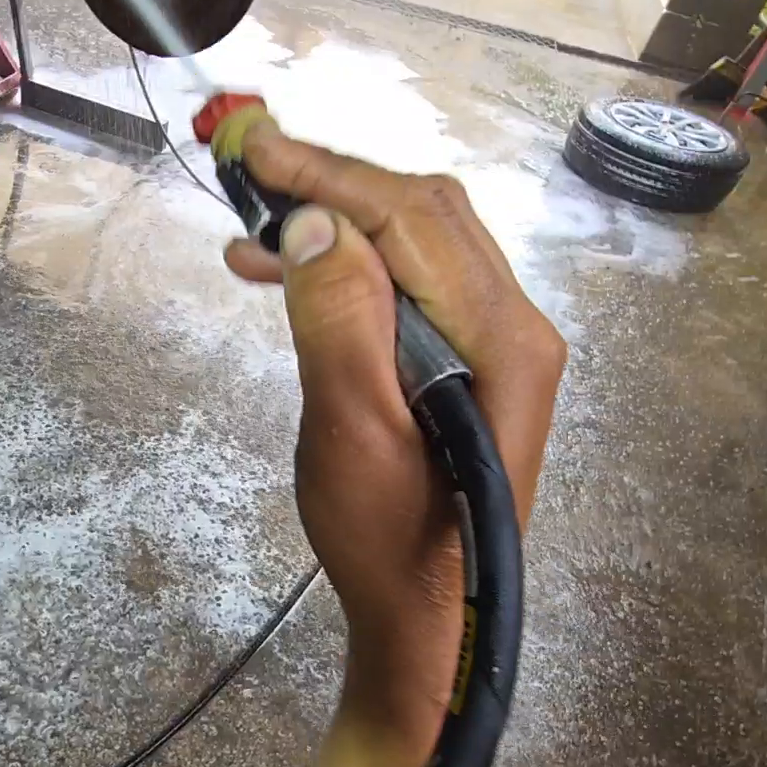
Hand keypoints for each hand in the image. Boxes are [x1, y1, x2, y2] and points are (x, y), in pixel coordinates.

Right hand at [224, 121, 565, 717]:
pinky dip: (349, 276)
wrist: (426, 615)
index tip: (256, 150)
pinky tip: (296, 280)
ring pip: (412, 250)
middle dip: (334, 190)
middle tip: (252, 179)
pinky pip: (407, 293)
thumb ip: (339, 323)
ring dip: (335, 233)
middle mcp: (515, 325)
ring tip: (254, 244)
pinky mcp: (468, 365)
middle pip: (422, 219)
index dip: (331, 178)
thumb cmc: (385, 540)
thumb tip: (314, 223)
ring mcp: (496, 344)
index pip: (412, 220)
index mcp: (502, 338)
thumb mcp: (351, 433)